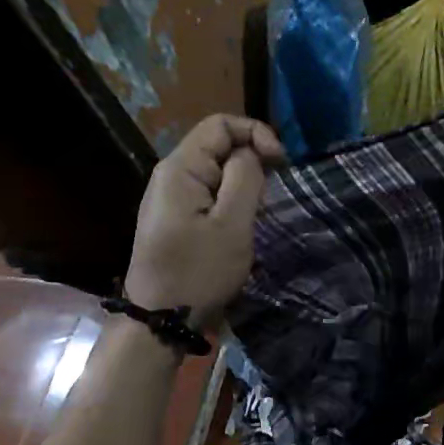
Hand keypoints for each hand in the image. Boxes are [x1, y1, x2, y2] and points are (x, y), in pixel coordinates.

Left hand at [124, 114, 284, 329]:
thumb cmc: (199, 272)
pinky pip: (208, 194)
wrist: (161, 320)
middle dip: (252, 160)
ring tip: (260, 212)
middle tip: (273, 194)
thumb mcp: (232, 226)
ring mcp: (170, 198)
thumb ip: (245, 180)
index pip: (220, 124)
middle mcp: (170, 175)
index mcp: (180, 168)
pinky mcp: (175, 219)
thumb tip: (251, 155)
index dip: (256, 134)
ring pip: (215, 172)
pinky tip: (242, 225)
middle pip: (217, 146)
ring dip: (244, 184)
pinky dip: (231, 200)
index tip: (282, 164)